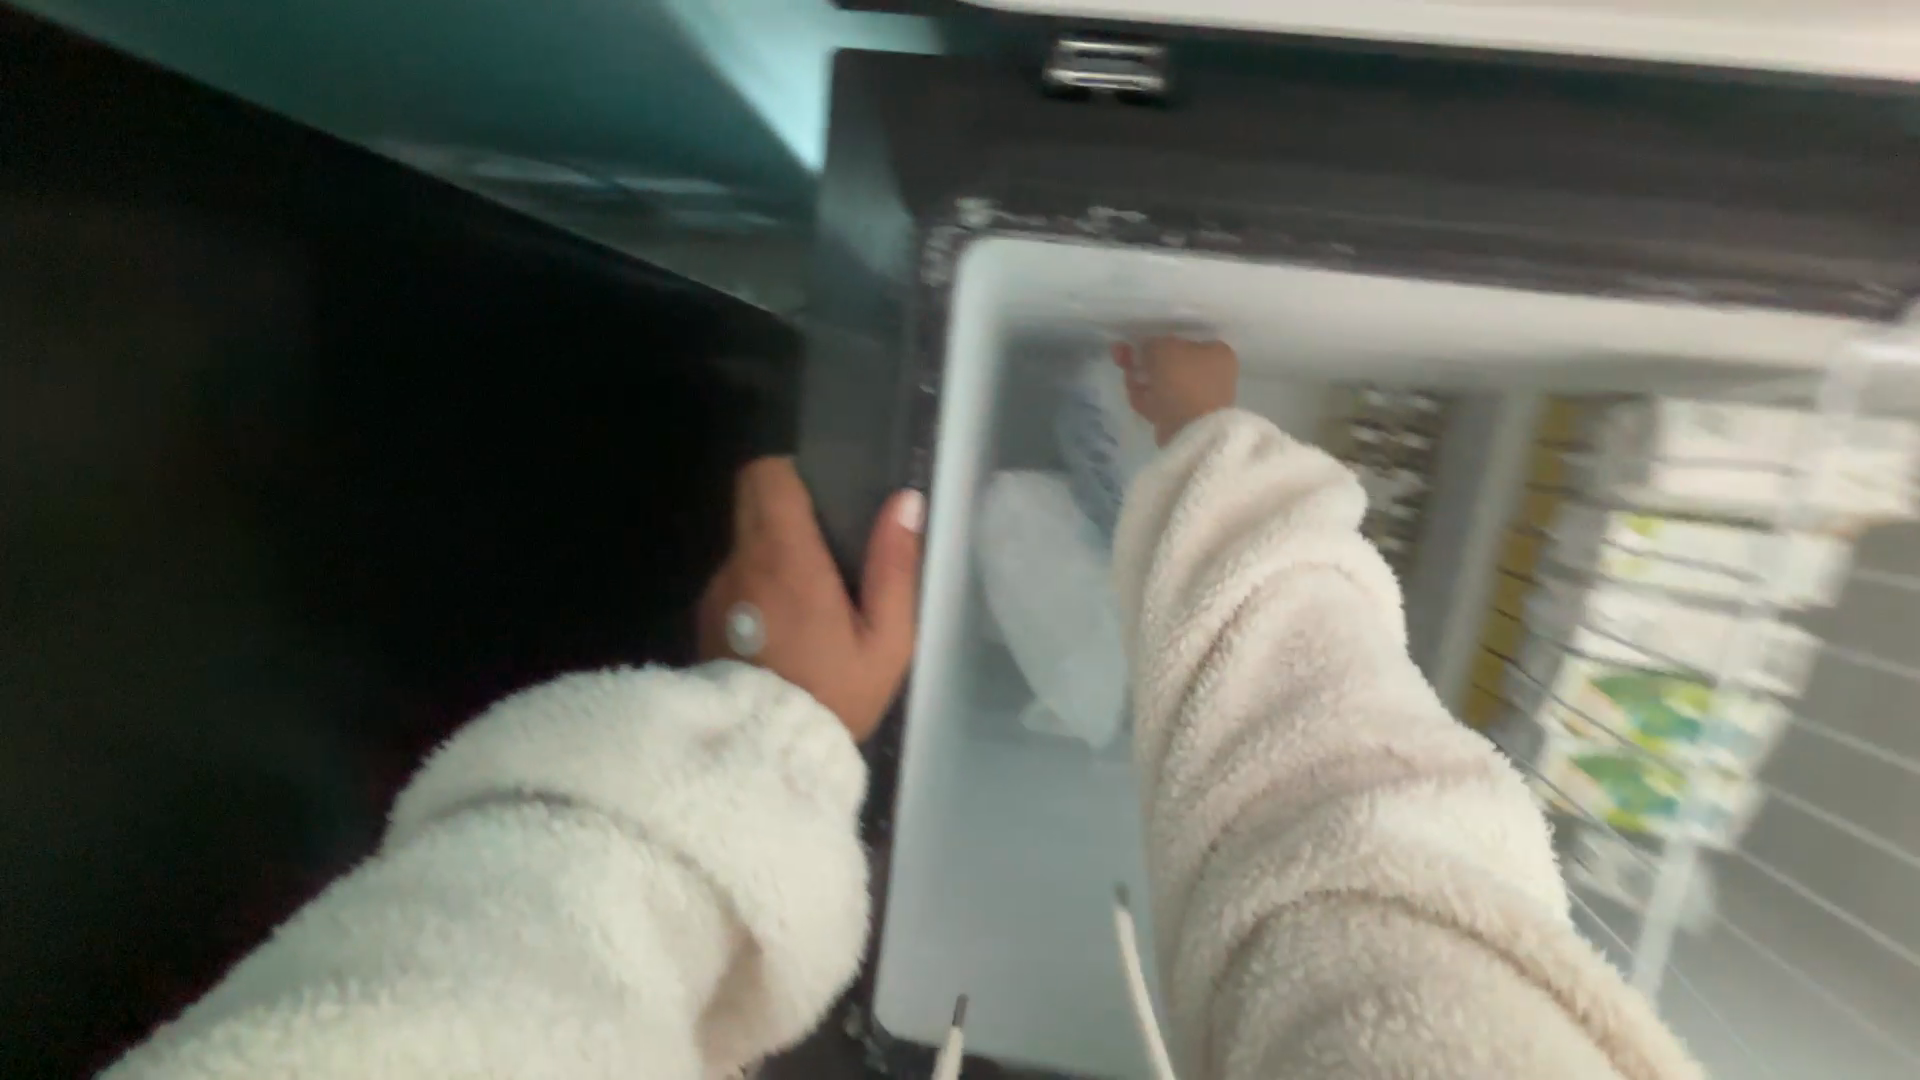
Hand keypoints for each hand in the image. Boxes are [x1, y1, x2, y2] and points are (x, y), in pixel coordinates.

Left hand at [698, 458, 924, 742]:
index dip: (793, 472)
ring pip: (743, 538)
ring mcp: (716, 591)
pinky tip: (784, 620)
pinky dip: (757, 580)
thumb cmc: (836, 696)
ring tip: (811, 589)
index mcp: (786, 560)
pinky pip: (734, 575)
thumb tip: (905, 501)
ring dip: (772, 546)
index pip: (767, 476)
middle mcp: (740, 564)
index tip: (824, 491)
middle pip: (749, 496)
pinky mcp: (705, 617)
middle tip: (826, 537)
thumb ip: (895, 566)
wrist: (765, 760)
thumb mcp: (886, 640)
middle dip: (784, 502)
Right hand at [1112, 337, 1239, 444]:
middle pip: (1168, 363)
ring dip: (1140, 381)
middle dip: (1142, 362)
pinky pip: (1160, 403)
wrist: (1190, 430)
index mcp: (1216, 352)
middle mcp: (1211, 374)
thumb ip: (1151, 344)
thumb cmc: (1183, 381)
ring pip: (1161, 384)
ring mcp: (1197, 399)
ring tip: (1128, 382)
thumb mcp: (1163, 349)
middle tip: (1121, 359)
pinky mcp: (1183, 419)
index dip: (1155, 341)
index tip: (1133, 345)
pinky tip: (1134, 398)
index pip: (1182, 340)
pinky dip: (1146, 400)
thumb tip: (1144, 350)